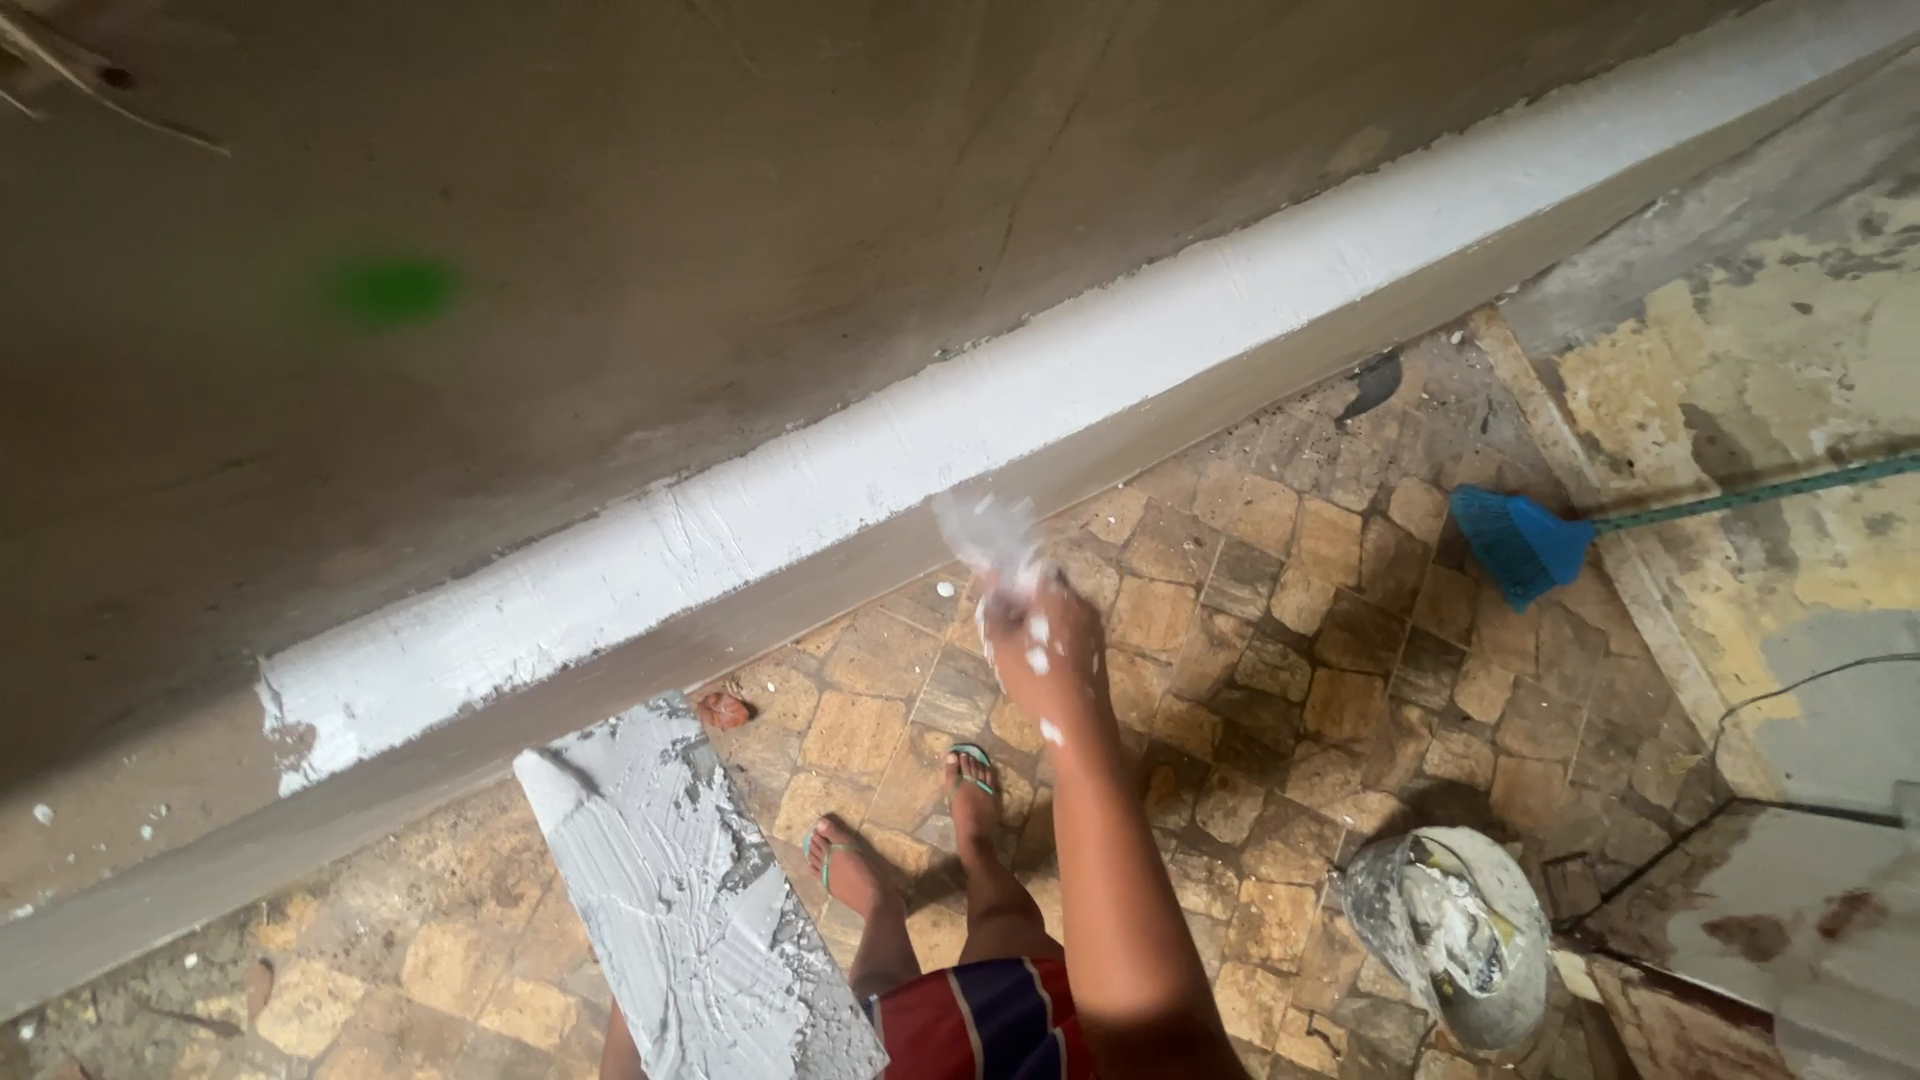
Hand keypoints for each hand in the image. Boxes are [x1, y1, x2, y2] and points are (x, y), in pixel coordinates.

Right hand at [977, 566, 1110, 740]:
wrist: (1079, 721)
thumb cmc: (1036, 679)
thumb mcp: (1000, 646)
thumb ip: (992, 614)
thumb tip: (992, 599)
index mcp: (1058, 595)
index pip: (1031, 570)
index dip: (1008, 578)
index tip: (989, 588)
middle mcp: (1081, 603)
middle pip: (1046, 589)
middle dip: (1021, 598)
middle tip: (998, 616)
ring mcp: (1093, 625)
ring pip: (1058, 609)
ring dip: (1034, 616)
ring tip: (1011, 638)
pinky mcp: (1096, 646)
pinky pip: (1068, 626)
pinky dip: (1049, 631)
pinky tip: (1032, 653)